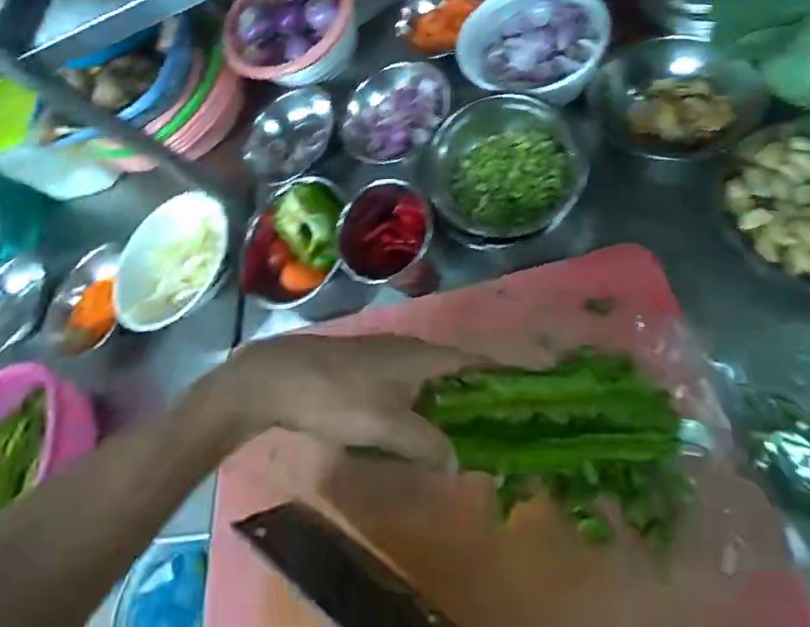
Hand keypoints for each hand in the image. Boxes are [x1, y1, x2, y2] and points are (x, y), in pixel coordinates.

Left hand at [201, 334, 481, 469]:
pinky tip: (413, 427)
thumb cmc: (337, 396)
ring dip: (447, 401)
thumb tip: (456, 462)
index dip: (503, 371)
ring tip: (462, 432)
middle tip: (499, 424)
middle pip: (454, 369)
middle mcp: (409, 348)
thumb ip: (426, 444)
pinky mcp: (364, 367)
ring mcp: (384, 355)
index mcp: (422, 355)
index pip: (474, 361)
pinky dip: (421, 403)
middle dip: (477, 393)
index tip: (532, 385)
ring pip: (428, 378)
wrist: (277, 377)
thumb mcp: (385, 426)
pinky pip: (407, 385)